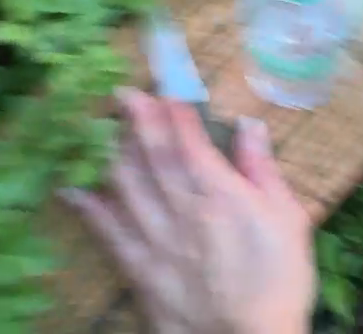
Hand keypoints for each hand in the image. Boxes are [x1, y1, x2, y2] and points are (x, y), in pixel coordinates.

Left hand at [64, 90, 314, 333]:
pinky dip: (91, 210)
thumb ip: (262, 169)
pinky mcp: (141, 272)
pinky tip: (74, 190)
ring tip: (104, 127)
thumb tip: (249, 125)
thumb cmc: (278, 279)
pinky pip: (110, 235)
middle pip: (152, 158)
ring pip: (128, 187)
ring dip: (114, 153)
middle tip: (121, 93)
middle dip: (137, 122)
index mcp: (219, 194)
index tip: (161, 84)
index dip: (172, 111)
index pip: (187, 141)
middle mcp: (181, 211)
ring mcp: (157, 242)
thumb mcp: (288, 216)